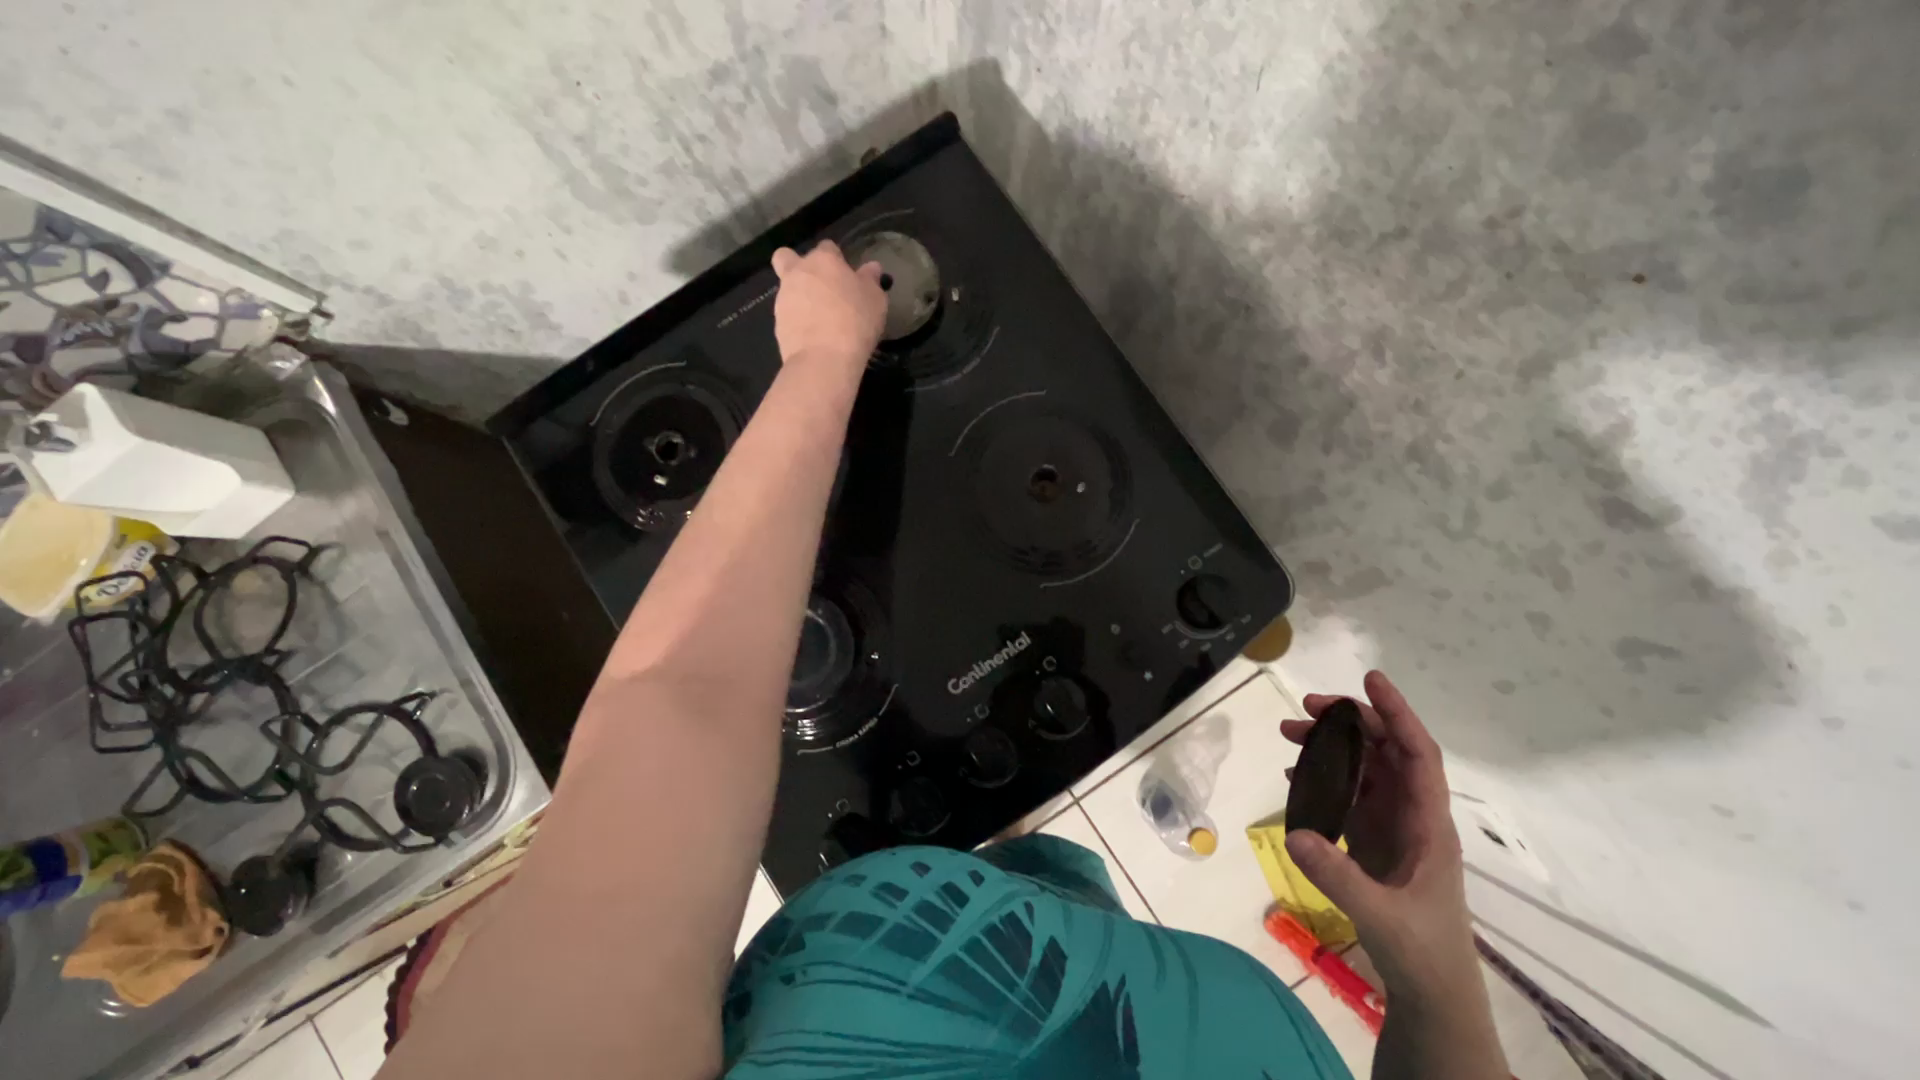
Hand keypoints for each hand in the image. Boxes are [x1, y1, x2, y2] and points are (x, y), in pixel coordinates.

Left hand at [770, 241, 886, 371]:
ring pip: (786, 288)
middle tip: (818, 285)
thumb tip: (872, 268)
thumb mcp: (875, 299)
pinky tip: (814, 335)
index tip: (846, 275)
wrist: (823, 359)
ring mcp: (783, 298)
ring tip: (820, 318)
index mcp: (823, 260)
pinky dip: (798, 320)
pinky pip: (787, 314)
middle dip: (798, 265)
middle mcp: (797, 273)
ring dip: (800, 296)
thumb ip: (871, 280)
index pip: (827, 247)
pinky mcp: (777, 324)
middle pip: (787, 257)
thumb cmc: (855, 321)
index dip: (836, 259)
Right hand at [1282, 671, 1476, 997]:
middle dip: (1352, 722)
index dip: (1397, 714)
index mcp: (1428, 824)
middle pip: (1386, 752)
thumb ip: (1338, 875)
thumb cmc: (1421, 952)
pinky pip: (1350, 796)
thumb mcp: (1381, 916)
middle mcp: (1412, 816)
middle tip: (1307, 707)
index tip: (1370, 679)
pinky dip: (1324, 777)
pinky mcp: (1373, 844)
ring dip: (1332, 747)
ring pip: (1366, 770)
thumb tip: (1293, 832)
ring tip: (1290, 733)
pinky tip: (1296, 774)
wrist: (1433, 992)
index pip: (1417, 755)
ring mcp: (1392, 829)